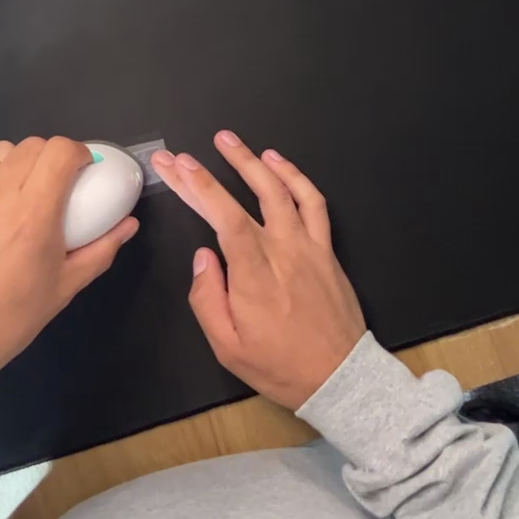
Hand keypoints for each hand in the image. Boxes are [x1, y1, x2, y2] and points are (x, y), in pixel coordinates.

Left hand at [0, 136, 139, 373]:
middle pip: (33, 145)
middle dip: (52, 158)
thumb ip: (101, 249)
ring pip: (0, 149)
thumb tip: (129, 224)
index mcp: (34, 213)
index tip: (82, 170)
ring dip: (17, 162)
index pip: (60, 151)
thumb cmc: (10, 316)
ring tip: (19, 190)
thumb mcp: (65, 287)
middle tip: (56, 185)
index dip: (78, 152)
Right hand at [153, 131, 365, 408]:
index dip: (200, 187)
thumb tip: (204, 257)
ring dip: (253, 161)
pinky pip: (313, 203)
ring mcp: (308, 247)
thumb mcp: (228, 347)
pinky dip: (296, 177)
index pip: (224, 218)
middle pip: (246, 198)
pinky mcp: (325, 248)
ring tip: (228, 140)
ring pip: (281, 191)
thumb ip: (207, 299)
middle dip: (211, 169)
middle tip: (184, 153)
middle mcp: (283, 253)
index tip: (177, 165)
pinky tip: (277, 162)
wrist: (341, 378)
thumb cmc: (281, 366)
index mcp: (255, 277)